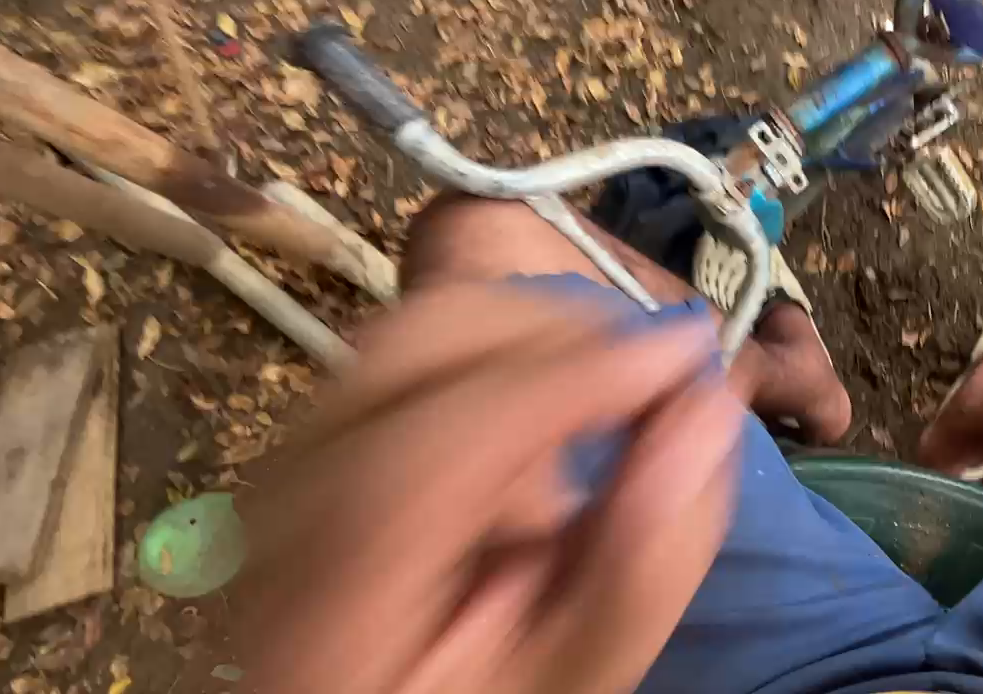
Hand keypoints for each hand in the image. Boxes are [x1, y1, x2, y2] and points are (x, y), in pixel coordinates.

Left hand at [237, 283, 740, 693]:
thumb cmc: (500, 692)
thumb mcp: (590, 666)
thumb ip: (650, 556)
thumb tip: (706, 407)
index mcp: (328, 619)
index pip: (429, 458)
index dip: (568, 383)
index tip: (686, 353)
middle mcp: (276, 521)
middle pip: (407, 351)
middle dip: (555, 330)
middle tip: (653, 358)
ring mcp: (292, 463)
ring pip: (417, 325)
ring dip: (538, 328)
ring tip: (612, 379)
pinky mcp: (329, 430)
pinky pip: (423, 339)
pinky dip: (513, 337)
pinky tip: (559, 393)